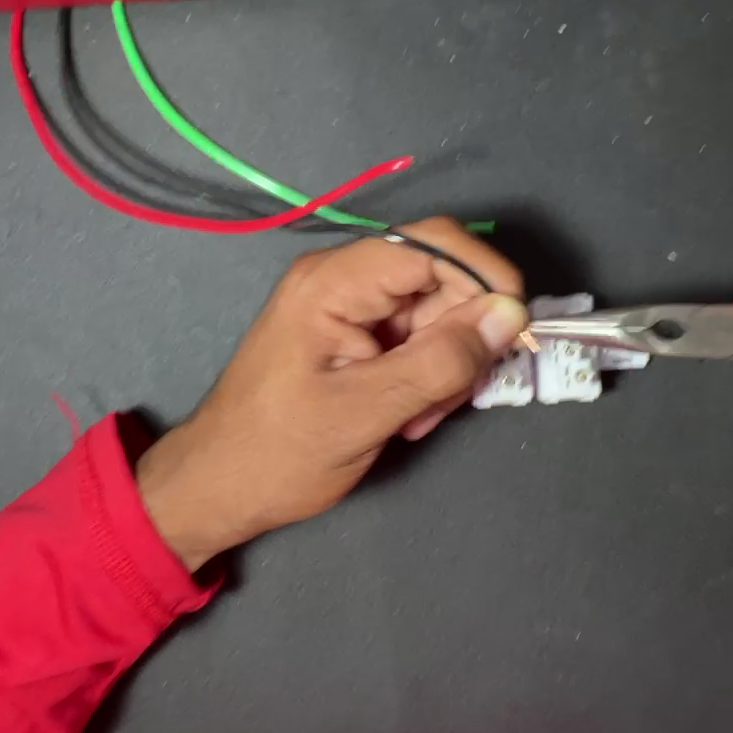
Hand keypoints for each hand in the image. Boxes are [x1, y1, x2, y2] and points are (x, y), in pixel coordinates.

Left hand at [134, 218, 525, 570]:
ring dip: (443, 366)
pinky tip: (405, 415)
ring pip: (435, 312)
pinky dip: (425, 375)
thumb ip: (440, 362)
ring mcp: (348, 305)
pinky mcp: (354, 332)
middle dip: (460, 337)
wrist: (217, 487)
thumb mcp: (366, 413)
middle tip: (445, 400)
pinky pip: (415, 337)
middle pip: (439, 278)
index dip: (484, 276)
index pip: (431, 244)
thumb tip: (511, 314)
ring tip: (414, 418)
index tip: (515, 330)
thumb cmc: (279, 453)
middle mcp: (342, 278)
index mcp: (334, 281)